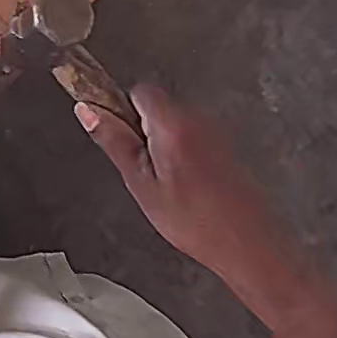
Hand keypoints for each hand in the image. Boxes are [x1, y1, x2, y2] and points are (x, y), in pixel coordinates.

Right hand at [75, 85, 298, 283]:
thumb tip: (87, 110)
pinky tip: (184, 185)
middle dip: (142, 128)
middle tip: (140, 166)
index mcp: (173, 124)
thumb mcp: (140, 181)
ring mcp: (216, 133)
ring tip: (163, 180)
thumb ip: (113, 140)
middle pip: (157, 105)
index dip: (122, 109)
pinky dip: (181, 153)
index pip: (139, 90)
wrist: (249, 247)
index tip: (115, 132)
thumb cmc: (195, 220)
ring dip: (161, 142)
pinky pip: (192, 137)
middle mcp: (199, 120)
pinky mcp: (226, 147)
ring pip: (173, 123)